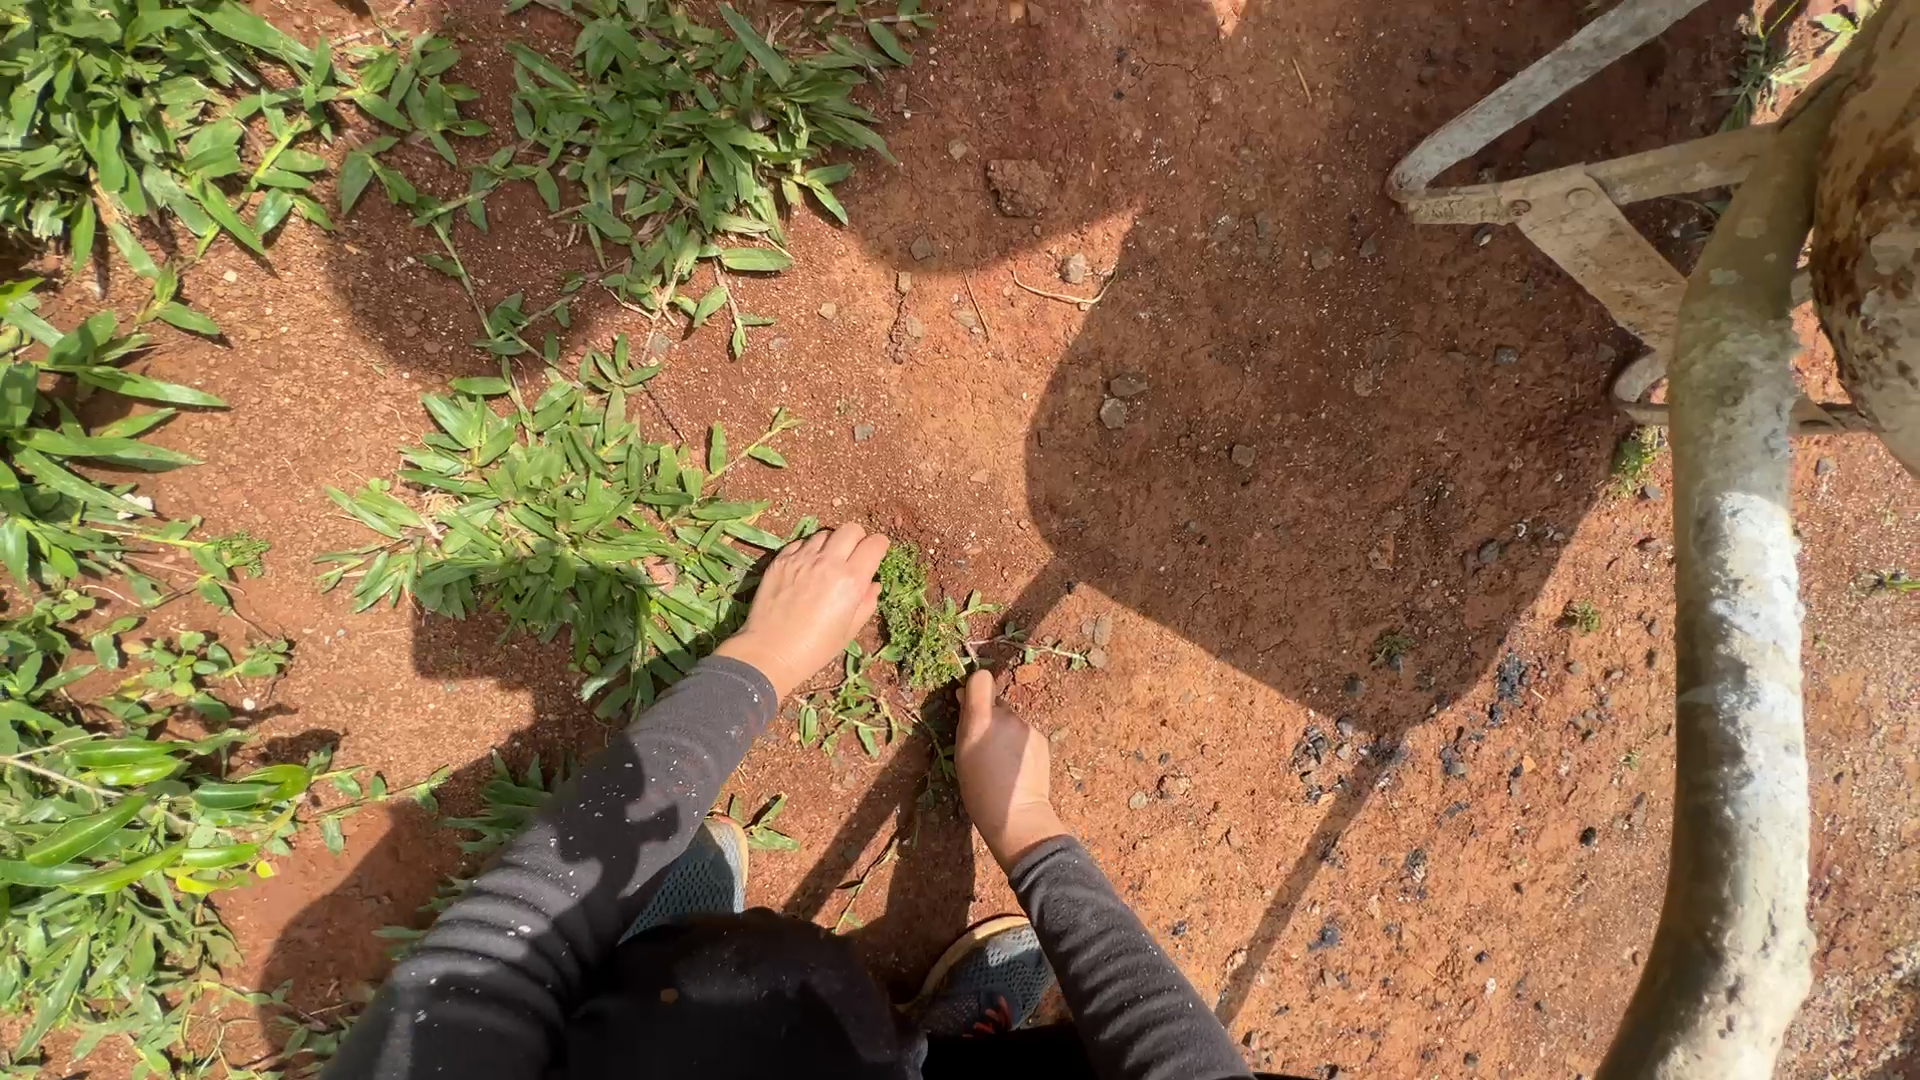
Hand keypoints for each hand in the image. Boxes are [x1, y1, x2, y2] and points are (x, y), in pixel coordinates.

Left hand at [715, 523, 890, 699]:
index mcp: (852, 580)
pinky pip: (800, 543)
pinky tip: (807, 567)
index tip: (877, 553)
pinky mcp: (781, 560)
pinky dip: (808, 550)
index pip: (874, 544)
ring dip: (832, 544)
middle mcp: (828, 562)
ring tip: (827, 562)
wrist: (771, 652)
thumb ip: (867, 602)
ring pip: (825, 534)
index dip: (880, 546)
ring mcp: (802, 558)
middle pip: (851, 529)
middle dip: (858, 539)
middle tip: (853, 555)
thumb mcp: (850, 630)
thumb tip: (873, 584)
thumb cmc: (816, 648)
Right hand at [956, 670, 1066, 870]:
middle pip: (996, 704)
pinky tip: (1018, 766)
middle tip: (986, 746)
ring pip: (1011, 720)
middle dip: (991, 717)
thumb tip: (963, 695)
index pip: (981, 679)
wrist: (1016, 816)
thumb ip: (964, 720)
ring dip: (1006, 731)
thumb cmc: (979, 790)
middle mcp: (1005, 716)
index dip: (976, 687)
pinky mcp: (1041, 737)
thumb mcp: (961, 754)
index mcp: (980, 719)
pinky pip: (1025, 733)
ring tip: (1003, 762)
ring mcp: (1026, 726)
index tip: (971, 702)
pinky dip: (1021, 743)